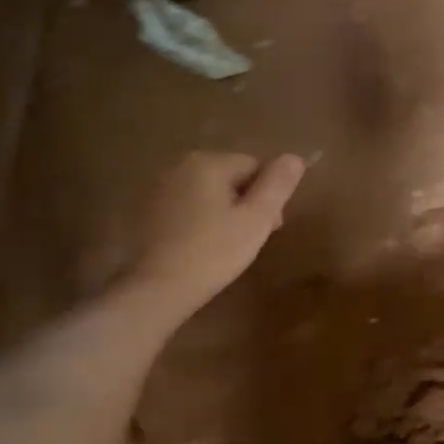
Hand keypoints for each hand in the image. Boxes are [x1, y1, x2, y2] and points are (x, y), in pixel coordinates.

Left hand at [121, 151, 304, 314]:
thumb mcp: (256, 219)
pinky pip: (187, 204)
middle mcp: (180, 164)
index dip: (269, 196)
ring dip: (224, 211)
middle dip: (247, 202)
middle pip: (230, 175)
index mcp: (208, 162)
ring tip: (228, 244)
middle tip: (252, 239)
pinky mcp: (148, 207)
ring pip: (208, 191)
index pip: (255, 166)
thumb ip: (277, 186)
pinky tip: (203, 244)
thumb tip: (295, 157)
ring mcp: (159, 185)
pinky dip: (201, 219)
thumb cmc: (215, 252)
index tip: (271, 228)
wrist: (159, 285)